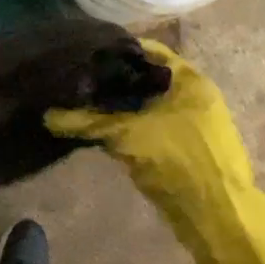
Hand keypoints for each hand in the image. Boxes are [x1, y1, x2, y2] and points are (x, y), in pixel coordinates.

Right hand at [46, 39, 254, 207]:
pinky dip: (129, 130)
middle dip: (113, 84)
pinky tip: (104, 137)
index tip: (84, 57)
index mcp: (189, 80)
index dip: (115, 52)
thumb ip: (87, 123)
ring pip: (147, 108)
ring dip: (119, 110)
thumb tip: (48, 116)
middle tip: (78, 86)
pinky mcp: (185, 148)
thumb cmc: (178, 160)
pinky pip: (151, 130)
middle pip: (146, 80)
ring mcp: (191, 123)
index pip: (147, 51)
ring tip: (84, 109)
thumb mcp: (127, 136)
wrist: (216, 212)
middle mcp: (193, 96)